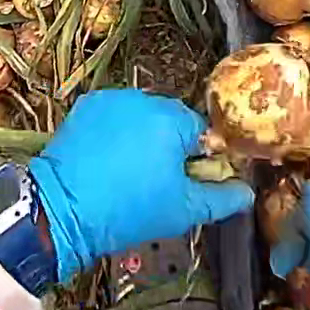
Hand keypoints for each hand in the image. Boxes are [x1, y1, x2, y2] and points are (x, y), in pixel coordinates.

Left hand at [29, 89, 254, 281]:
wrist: (62, 209)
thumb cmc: (129, 210)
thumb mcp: (182, 211)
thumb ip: (221, 198)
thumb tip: (247, 192)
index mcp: (172, 119)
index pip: (201, 131)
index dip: (197, 157)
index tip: (184, 180)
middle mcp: (145, 99)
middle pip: (172, 120)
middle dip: (169, 145)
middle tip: (156, 180)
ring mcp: (113, 98)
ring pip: (143, 115)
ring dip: (143, 135)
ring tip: (128, 170)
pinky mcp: (89, 104)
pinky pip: (116, 113)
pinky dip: (117, 129)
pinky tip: (108, 156)